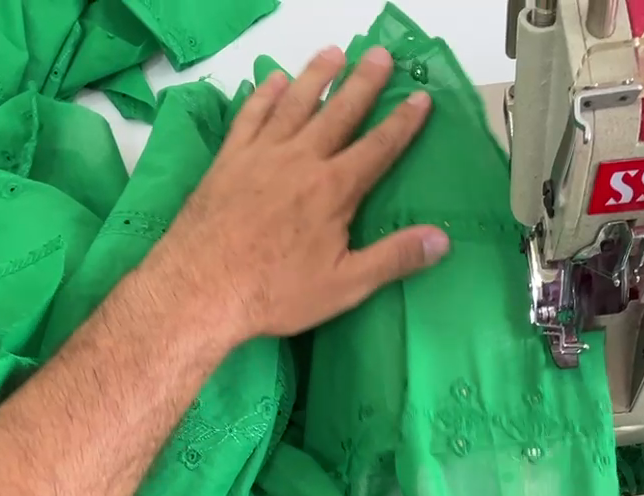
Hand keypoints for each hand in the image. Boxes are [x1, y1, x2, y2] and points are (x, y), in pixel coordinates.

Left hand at [144, 45, 449, 346]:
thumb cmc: (277, 293)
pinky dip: (265, 95)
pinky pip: (251, 115)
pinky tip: (274, 81)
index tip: (419, 97)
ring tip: (334, 54)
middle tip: (380, 54)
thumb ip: (394, 258)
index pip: (378, 148)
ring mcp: (261, 155)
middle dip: (363, 83)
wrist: (202, 287)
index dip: (402, 123)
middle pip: (339, 113)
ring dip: (317, 76)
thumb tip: (441, 239)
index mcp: (333, 190)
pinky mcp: (229, 160)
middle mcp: (300, 160)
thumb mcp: (346, 285)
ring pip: (295, 103)